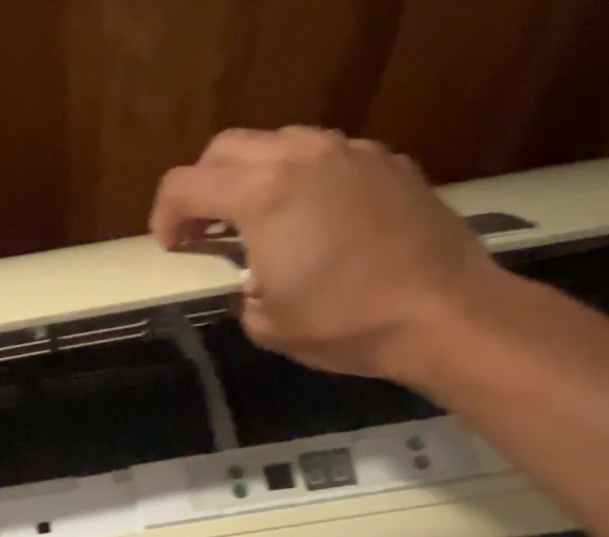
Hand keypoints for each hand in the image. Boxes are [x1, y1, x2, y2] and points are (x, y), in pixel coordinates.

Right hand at [150, 126, 505, 378]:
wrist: (444, 312)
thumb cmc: (346, 322)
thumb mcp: (268, 323)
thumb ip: (242, 288)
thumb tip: (253, 278)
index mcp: (261, 194)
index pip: (185, 184)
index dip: (164, 216)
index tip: (171, 246)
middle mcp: (302, 157)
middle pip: (226, 148)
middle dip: (203, 185)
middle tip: (205, 228)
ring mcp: (351, 153)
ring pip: (280, 142)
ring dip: (255, 175)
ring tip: (261, 219)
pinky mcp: (388, 162)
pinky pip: (329, 156)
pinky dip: (306, 179)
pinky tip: (317, 219)